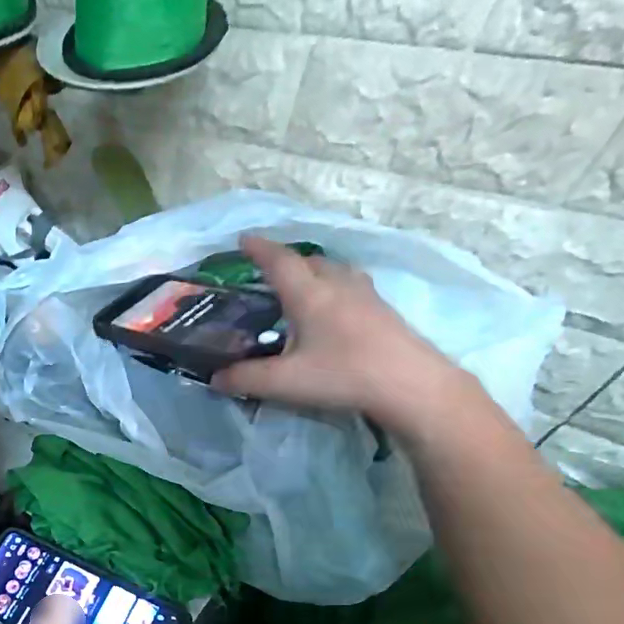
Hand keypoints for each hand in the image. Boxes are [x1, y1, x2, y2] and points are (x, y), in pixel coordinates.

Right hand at [211, 237, 472, 431]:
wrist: (408, 384)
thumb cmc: (342, 375)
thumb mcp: (284, 382)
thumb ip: (245, 379)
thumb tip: (214, 379)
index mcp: (309, 294)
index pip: (279, 261)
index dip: (259, 248)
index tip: (243, 239)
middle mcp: (337, 285)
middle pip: (308, 261)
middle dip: (284, 260)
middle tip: (266, 271)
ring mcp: (364, 295)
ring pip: (332, 270)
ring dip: (311, 271)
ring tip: (297, 285)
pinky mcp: (381, 310)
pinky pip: (349, 285)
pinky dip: (331, 286)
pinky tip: (330, 307)